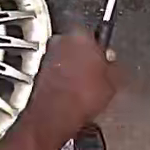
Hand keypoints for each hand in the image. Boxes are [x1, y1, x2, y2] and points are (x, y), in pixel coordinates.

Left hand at [25, 30, 119, 146]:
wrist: (55, 113)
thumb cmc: (81, 95)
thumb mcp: (112, 83)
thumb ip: (113, 68)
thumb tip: (112, 66)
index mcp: (81, 35)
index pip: (93, 35)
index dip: (100, 50)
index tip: (104, 60)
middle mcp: (60, 40)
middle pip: (76, 44)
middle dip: (84, 57)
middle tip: (94, 74)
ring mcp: (47, 54)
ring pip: (63, 57)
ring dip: (70, 67)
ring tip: (81, 87)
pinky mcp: (37, 69)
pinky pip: (53, 70)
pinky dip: (59, 77)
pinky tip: (68, 92)